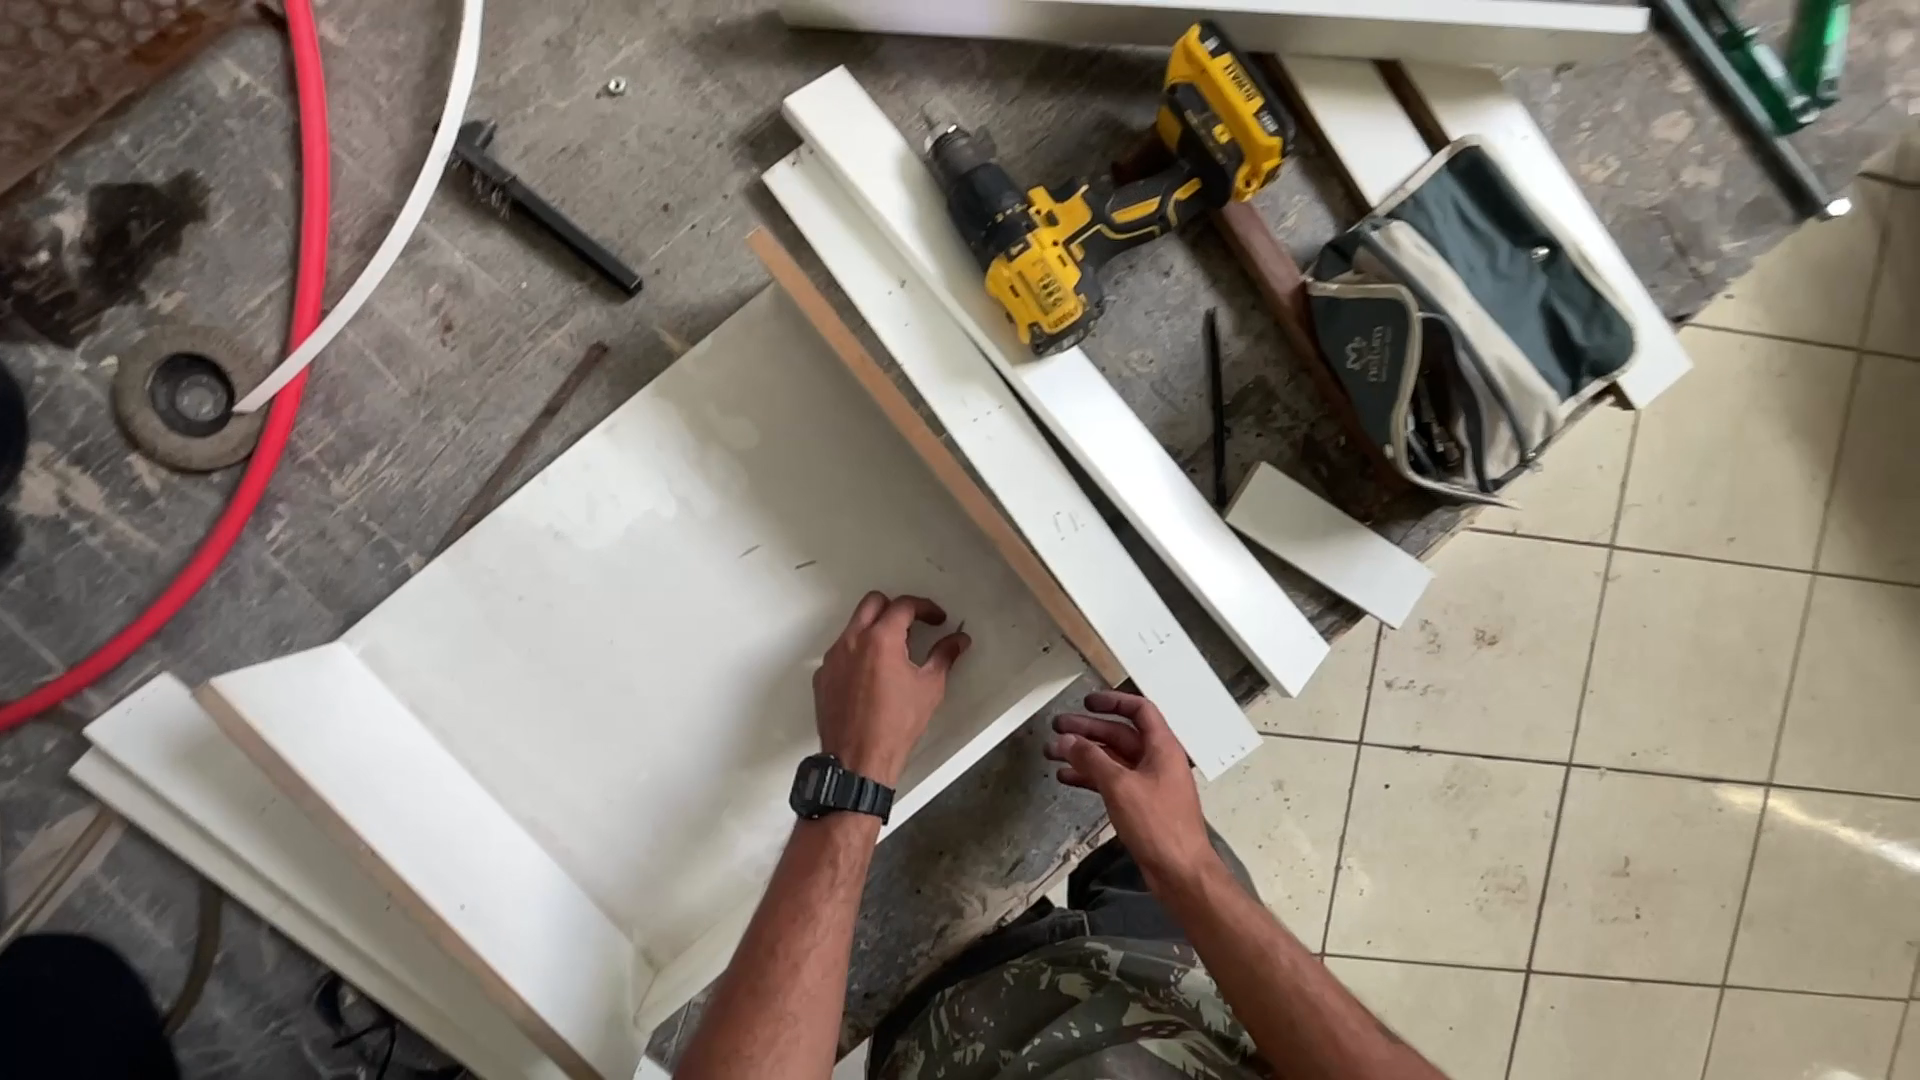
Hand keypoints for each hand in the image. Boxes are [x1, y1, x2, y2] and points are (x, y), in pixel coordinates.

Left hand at [813, 592, 971, 787]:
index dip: (925, 608)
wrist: (858, 760)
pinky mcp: (823, 676)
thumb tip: (957, 641)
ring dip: (875, 628)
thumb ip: (944, 656)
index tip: (936, 618)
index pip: (903, 606)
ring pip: (854, 625)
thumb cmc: (894, 726)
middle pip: (873, 602)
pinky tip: (872, 674)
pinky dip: (858, 652)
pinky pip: (841, 651)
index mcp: (880, 639)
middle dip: (896, 608)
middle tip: (913, 625)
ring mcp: (833, 658)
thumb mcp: (929, 688)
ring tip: (894, 652)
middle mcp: (852, 641)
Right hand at [1046, 690, 1218, 890]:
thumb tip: (1068, 740)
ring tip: (1053, 752)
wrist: (1180, 872)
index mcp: (1162, 747)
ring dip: (1083, 754)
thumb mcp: (1120, 786)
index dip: (1113, 701)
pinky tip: (1067, 777)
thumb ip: (1091, 759)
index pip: (1139, 710)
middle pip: (1119, 734)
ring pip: (1112, 759)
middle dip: (1087, 730)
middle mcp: (1157, 761)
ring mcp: (1148, 783)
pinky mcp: (1140, 804)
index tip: (1087, 702)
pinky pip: (1111, 781)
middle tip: (1058, 727)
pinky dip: (1090, 776)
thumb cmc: (1158, 825)